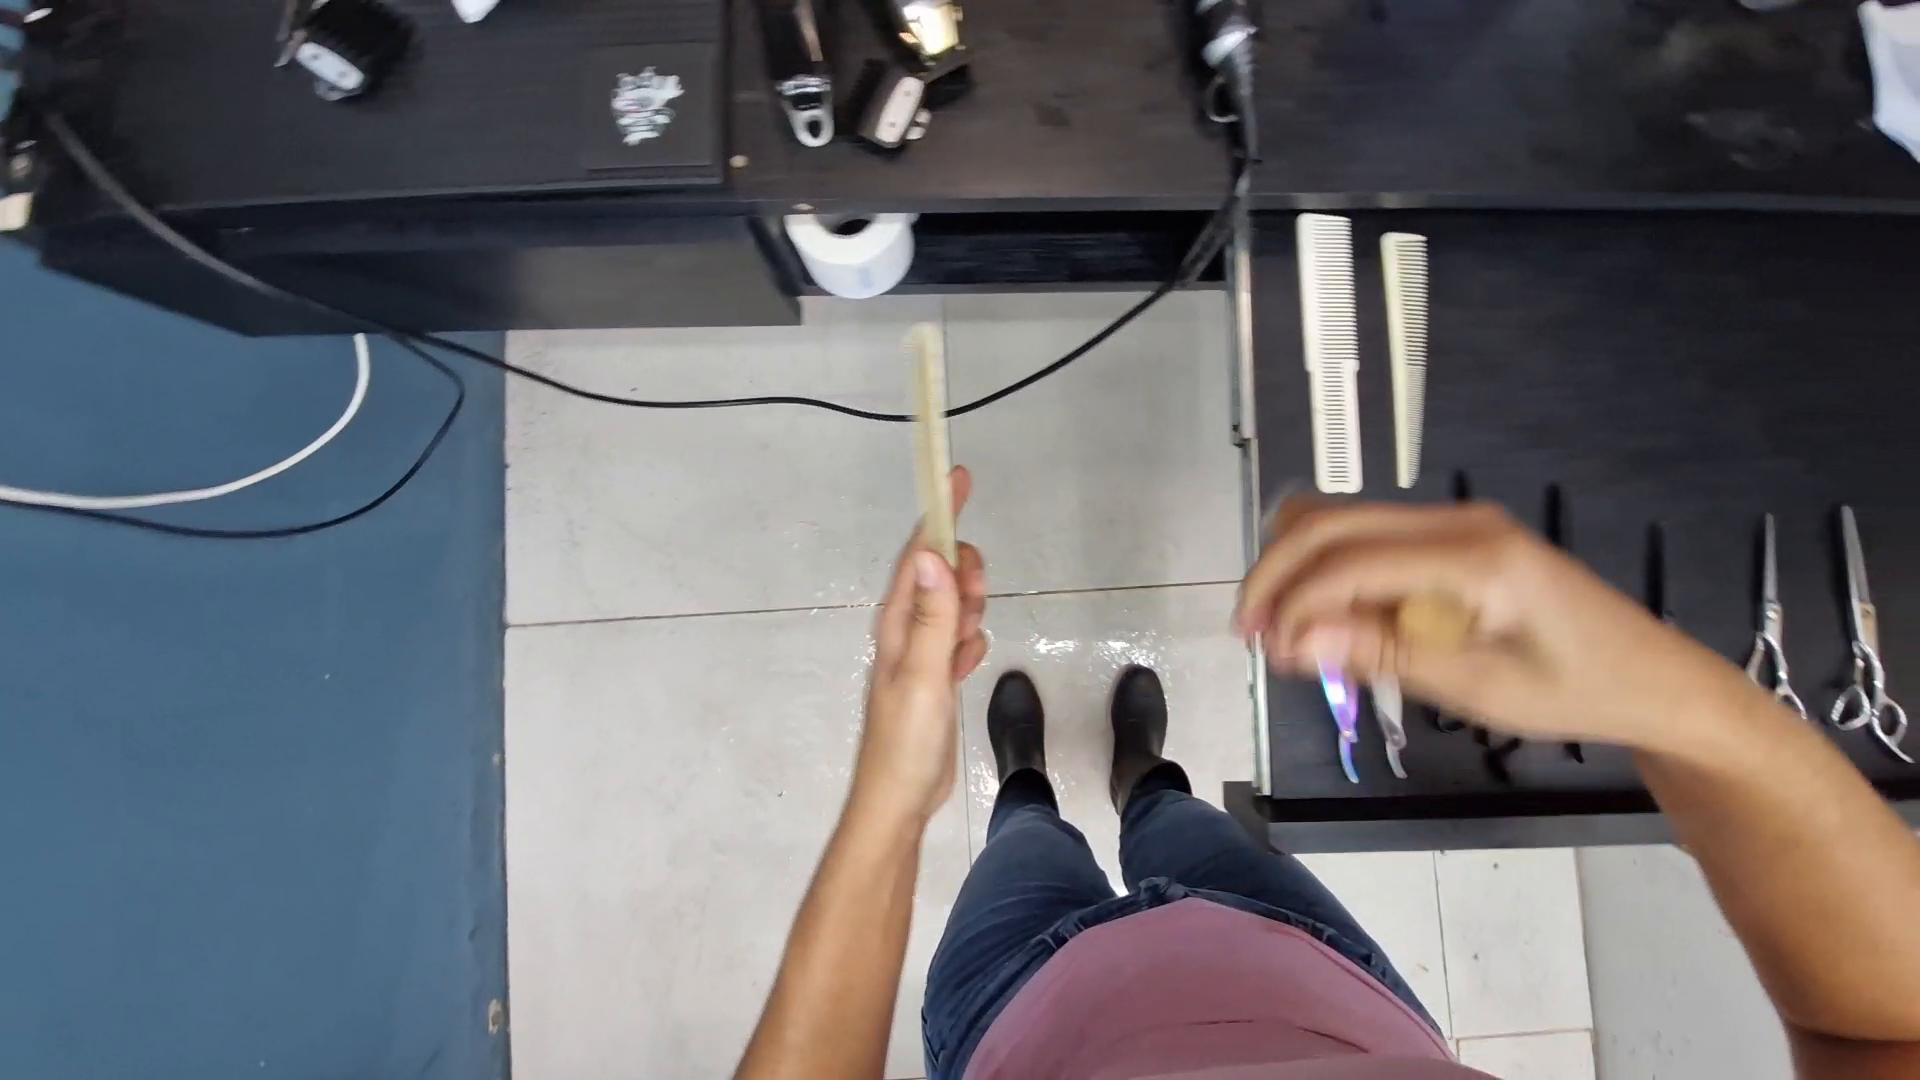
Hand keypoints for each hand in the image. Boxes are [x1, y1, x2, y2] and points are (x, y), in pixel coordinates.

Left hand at [853, 467, 988, 821]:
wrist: (901, 798)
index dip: (939, 515)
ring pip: (952, 605)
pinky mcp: (934, 675)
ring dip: (968, 610)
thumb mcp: (923, 675)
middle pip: (939, 574)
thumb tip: (929, 554)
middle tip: (975, 605)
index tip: (959, 476)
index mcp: (897, 621)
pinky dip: (968, 641)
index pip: (919, 554)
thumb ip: (931, 617)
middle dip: (964, 575)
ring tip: (968, 642)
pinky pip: (957, 638)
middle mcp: (906, 629)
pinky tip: (968, 660)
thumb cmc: (906, 739)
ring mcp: (920, 653)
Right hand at [1234, 499, 1753, 750]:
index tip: (1266, 649)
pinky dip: (1322, 569)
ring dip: (1292, 566)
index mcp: (1473, 554)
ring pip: (1335, 520)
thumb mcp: (1476, 687)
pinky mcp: (1445, 536)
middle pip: (1327, 522)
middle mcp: (1453, 520)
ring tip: (1278, 623)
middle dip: (1275, 573)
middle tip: (1249, 629)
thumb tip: (1291, 643)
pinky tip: (1319, 612)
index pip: (1349, 560)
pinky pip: (1360, 537)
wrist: (1658, 681)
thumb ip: (1380, 654)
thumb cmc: (1577, 691)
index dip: (1294, 602)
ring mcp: (1449, 522)